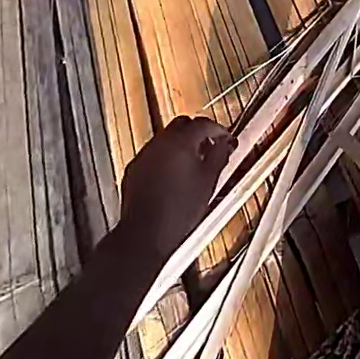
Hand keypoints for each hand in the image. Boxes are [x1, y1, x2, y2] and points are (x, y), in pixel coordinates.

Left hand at [117, 116, 234, 260]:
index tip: (224, 137)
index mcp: (180, 142)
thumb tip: (224, 145)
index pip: (203, 123)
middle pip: (182, 124)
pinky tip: (175, 176)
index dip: (218, 129)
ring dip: (181, 144)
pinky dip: (166, 157)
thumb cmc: (178, 211)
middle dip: (197, 132)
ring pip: (166, 138)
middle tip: (211, 145)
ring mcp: (145, 155)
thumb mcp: (209, 181)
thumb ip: (219, 156)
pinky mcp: (135, 169)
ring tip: (195, 163)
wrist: (146, 235)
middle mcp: (160, 144)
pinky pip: (154, 154)